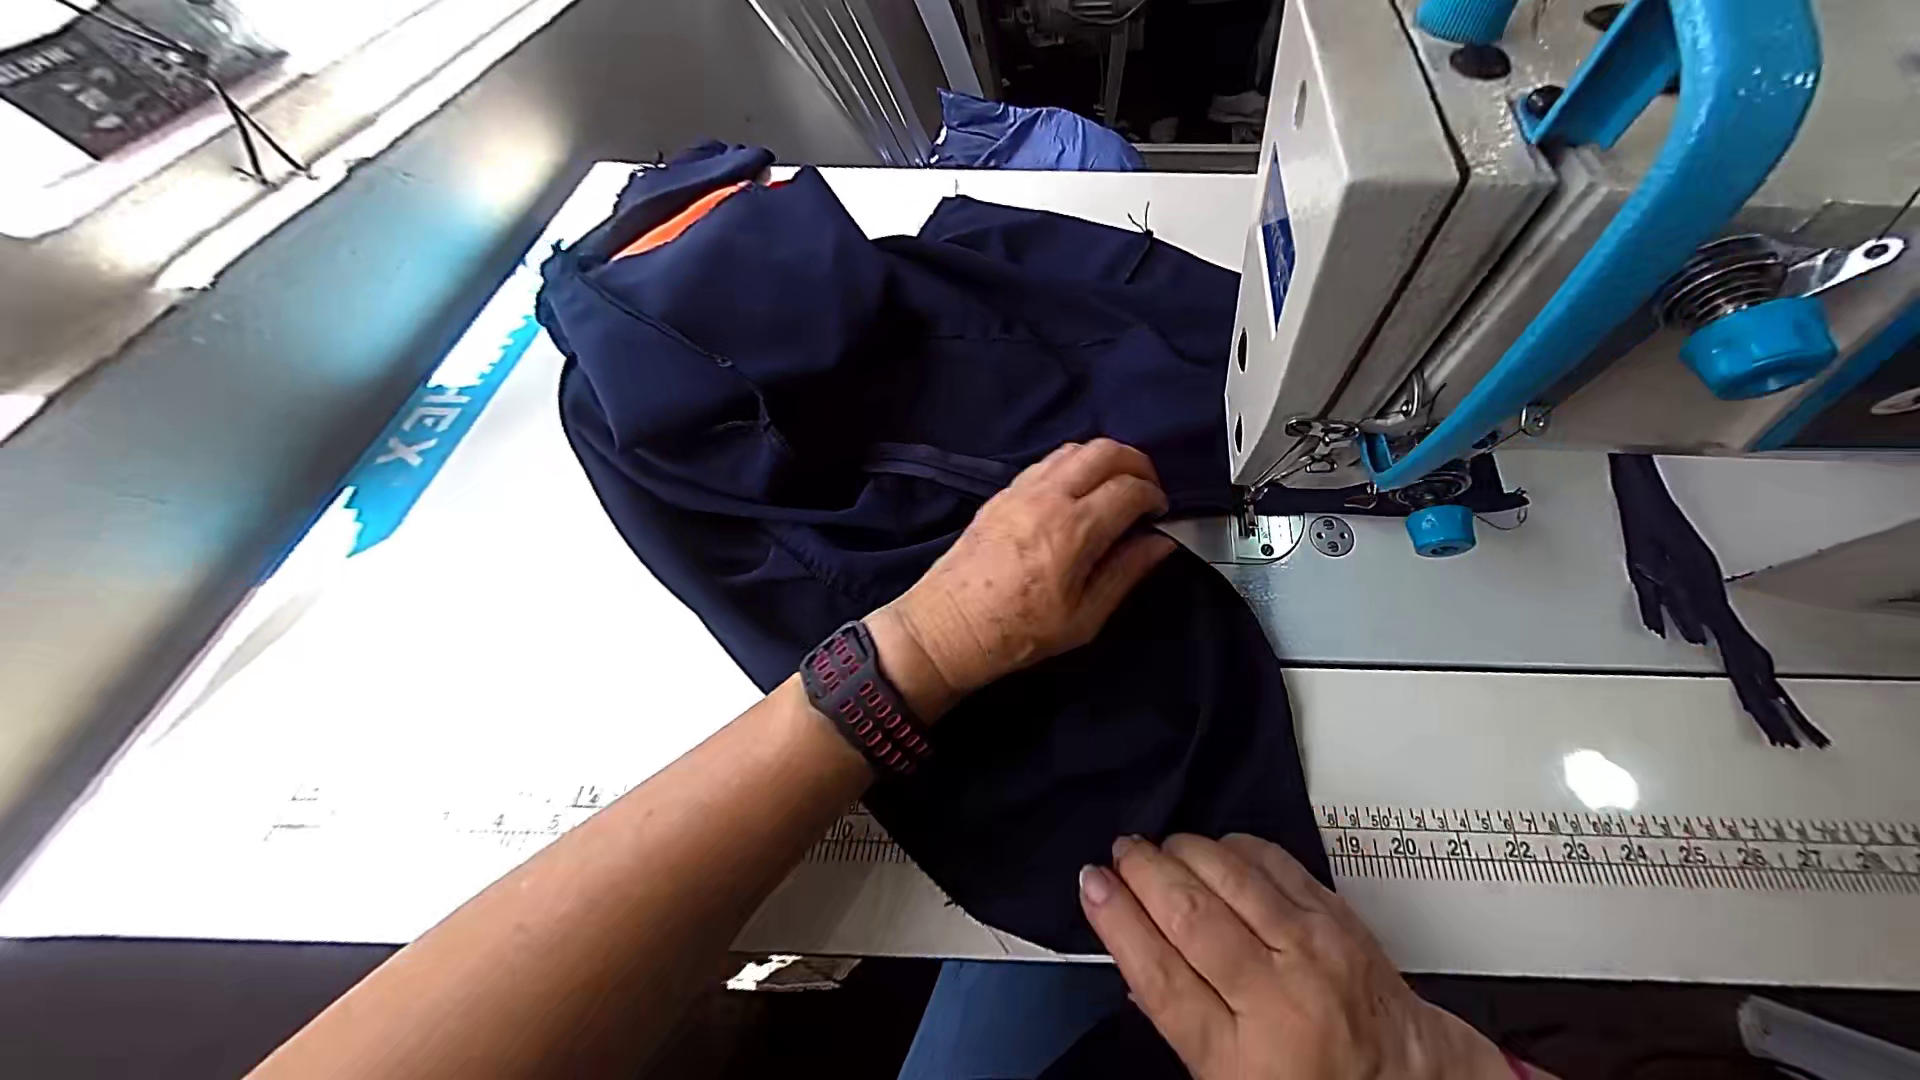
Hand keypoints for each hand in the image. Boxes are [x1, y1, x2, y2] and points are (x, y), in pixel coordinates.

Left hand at [866, 439, 1178, 721]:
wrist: (948, 627)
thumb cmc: (1017, 632)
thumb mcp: (1084, 618)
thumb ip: (1125, 573)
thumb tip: (1160, 543)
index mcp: (1073, 530)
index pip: (1129, 489)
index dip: (1154, 496)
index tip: (1160, 512)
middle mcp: (1046, 498)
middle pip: (1104, 451)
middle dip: (1136, 463)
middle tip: (1145, 489)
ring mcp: (1019, 491)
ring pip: (1073, 450)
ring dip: (1103, 459)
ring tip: (1114, 488)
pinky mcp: (999, 495)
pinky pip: (1045, 463)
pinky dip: (1072, 466)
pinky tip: (1076, 493)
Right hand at [1080, 834, 1537, 1079]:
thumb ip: (1173, 1011)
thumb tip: (1126, 935)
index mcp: (1240, 1062)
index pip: (1157, 975)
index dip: (1115, 919)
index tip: (1091, 882)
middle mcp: (1278, 1003)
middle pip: (1187, 912)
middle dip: (1141, 869)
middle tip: (1121, 853)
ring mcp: (1312, 953)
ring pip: (1223, 874)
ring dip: (1178, 849)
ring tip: (1160, 850)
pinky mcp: (1334, 916)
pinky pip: (1266, 857)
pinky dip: (1228, 846)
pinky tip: (1213, 855)